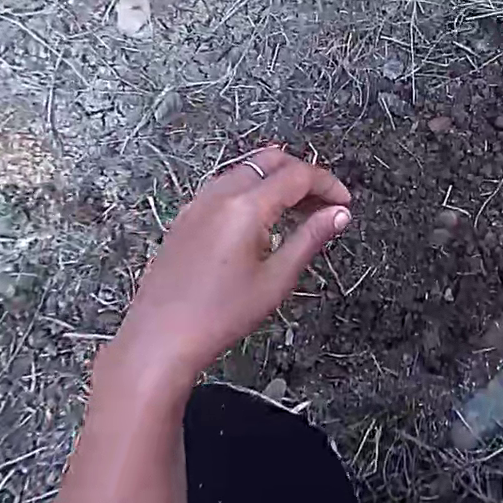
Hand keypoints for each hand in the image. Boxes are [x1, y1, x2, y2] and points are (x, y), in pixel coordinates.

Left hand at [105, 148, 351, 394]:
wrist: (158, 342)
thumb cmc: (220, 316)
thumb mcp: (277, 279)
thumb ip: (311, 238)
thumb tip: (340, 213)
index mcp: (245, 208)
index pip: (298, 175)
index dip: (328, 184)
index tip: (344, 203)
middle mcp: (219, 196)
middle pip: (270, 160)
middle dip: (304, 174)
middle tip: (325, 202)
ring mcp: (198, 205)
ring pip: (247, 169)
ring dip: (278, 180)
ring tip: (301, 211)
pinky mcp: (186, 218)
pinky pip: (226, 186)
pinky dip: (254, 189)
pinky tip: (264, 219)